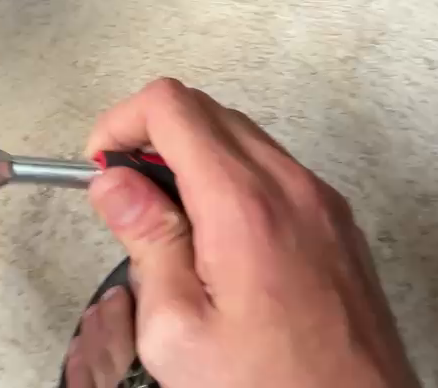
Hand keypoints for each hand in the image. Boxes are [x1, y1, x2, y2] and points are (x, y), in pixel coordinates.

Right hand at [81, 78, 418, 387]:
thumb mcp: (179, 331)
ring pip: (238, 132)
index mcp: (242, 202)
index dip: (122, 121)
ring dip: (192, 152)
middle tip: (128, 192)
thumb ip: (146, 241)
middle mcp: (288, 184)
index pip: (170, 105)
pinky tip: (217, 233)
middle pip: (202, 107)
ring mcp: (319, 198)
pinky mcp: (336, 219)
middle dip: (151, 134)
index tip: (101, 161)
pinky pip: (272, 164)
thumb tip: (115, 182)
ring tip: (170, 220)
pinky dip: (231, 172)